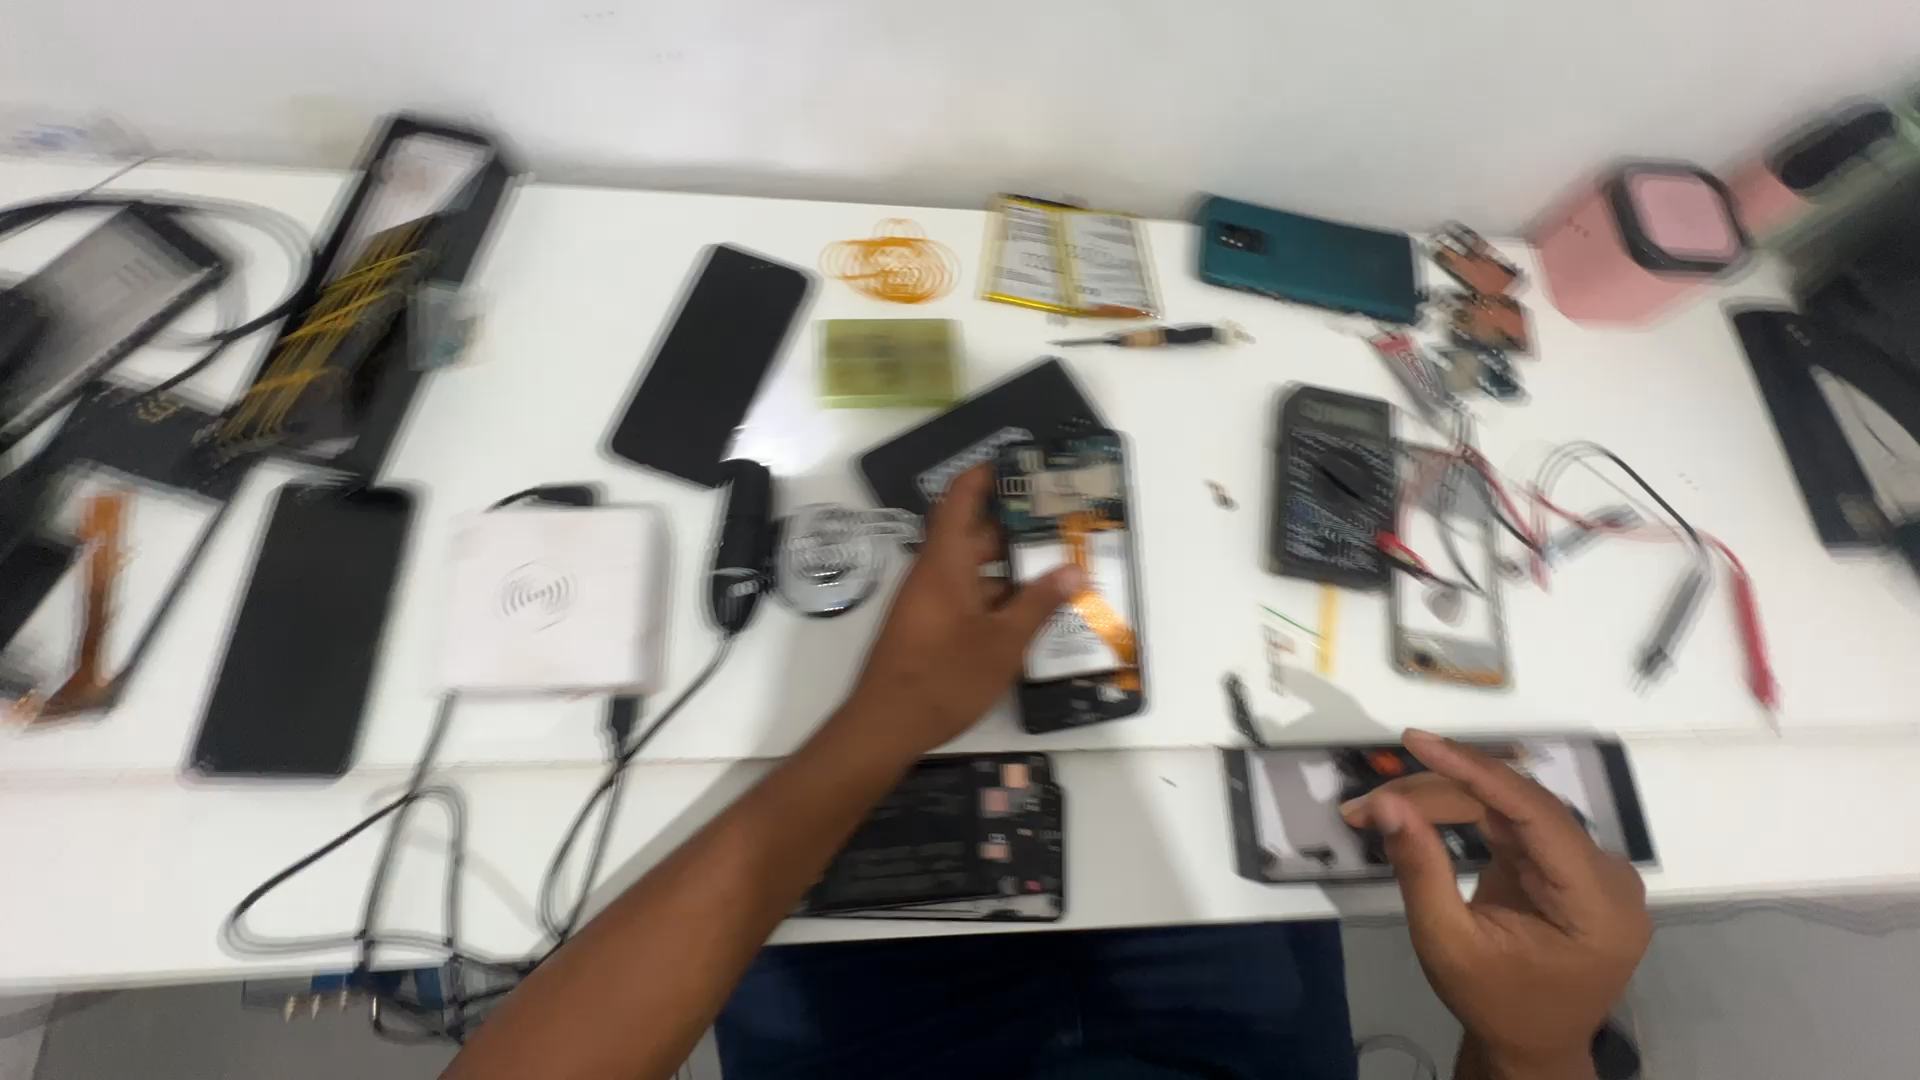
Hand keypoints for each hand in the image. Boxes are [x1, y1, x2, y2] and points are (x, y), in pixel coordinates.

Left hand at [840, 465, 1081, 757]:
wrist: (884, 726)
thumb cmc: (944, 677)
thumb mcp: (1003, 643)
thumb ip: (1039, 603)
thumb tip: (1074, 569)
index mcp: (945, 562)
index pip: (960, 499)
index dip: (985, 475)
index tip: (1018, 465)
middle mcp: (933, 573)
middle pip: (973, 534)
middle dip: (1015, 528)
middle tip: (1060, 525)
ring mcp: (927, 601)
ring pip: (972, 569)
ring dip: (1009, 567)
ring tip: (1057, 567)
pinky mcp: (927, 627)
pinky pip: (965, 595)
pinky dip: (995, 595)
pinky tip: (1028, 611)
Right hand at [1340, 731, 1649, 1076]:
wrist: (1529, 1045)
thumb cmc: (1494, 1001)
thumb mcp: (1447, 941)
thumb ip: (1420, 868)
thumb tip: (1386, 804)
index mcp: (1596, 902)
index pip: (1535, 812)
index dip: (1473, 770)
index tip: (1415, 741)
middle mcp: (1603, 875)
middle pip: (1511, 803)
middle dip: (1433, 794)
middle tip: (1366, 806)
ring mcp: (1582, 867)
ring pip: (1500, 804)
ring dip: (1435, 800)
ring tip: (1374, 811)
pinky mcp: (1557, 863)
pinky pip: (1501, 818)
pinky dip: (1451, 812)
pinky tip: (1409, 812)